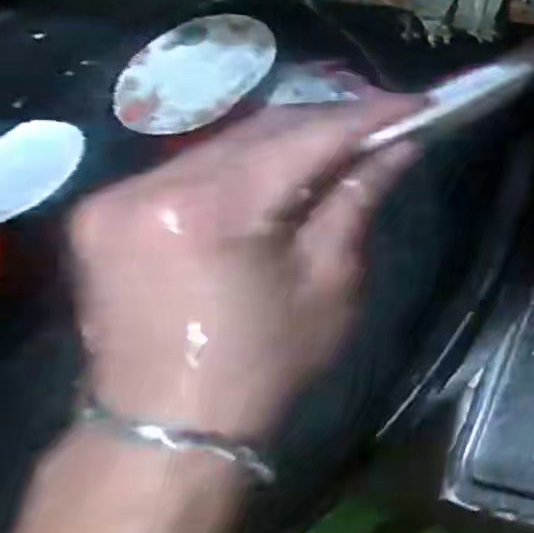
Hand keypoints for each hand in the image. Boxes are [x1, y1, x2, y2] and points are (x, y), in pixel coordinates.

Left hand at [70, 94, 422, 439]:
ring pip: (232, 141)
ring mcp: (119, 196)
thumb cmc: (268, 359)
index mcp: (210, 208)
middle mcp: (150, 185)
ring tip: (356, 141)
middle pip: (265, 128)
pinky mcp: (110, 213)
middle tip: (396, 120)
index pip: (309, 137)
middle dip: (337, 120)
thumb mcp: (334, 277)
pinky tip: (297, 168)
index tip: (423, 103)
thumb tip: (400, 146)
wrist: (167, 429)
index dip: (372, 116)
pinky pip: (201, 165)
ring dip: (299, 137)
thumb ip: (359, 197)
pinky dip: (258, 160)